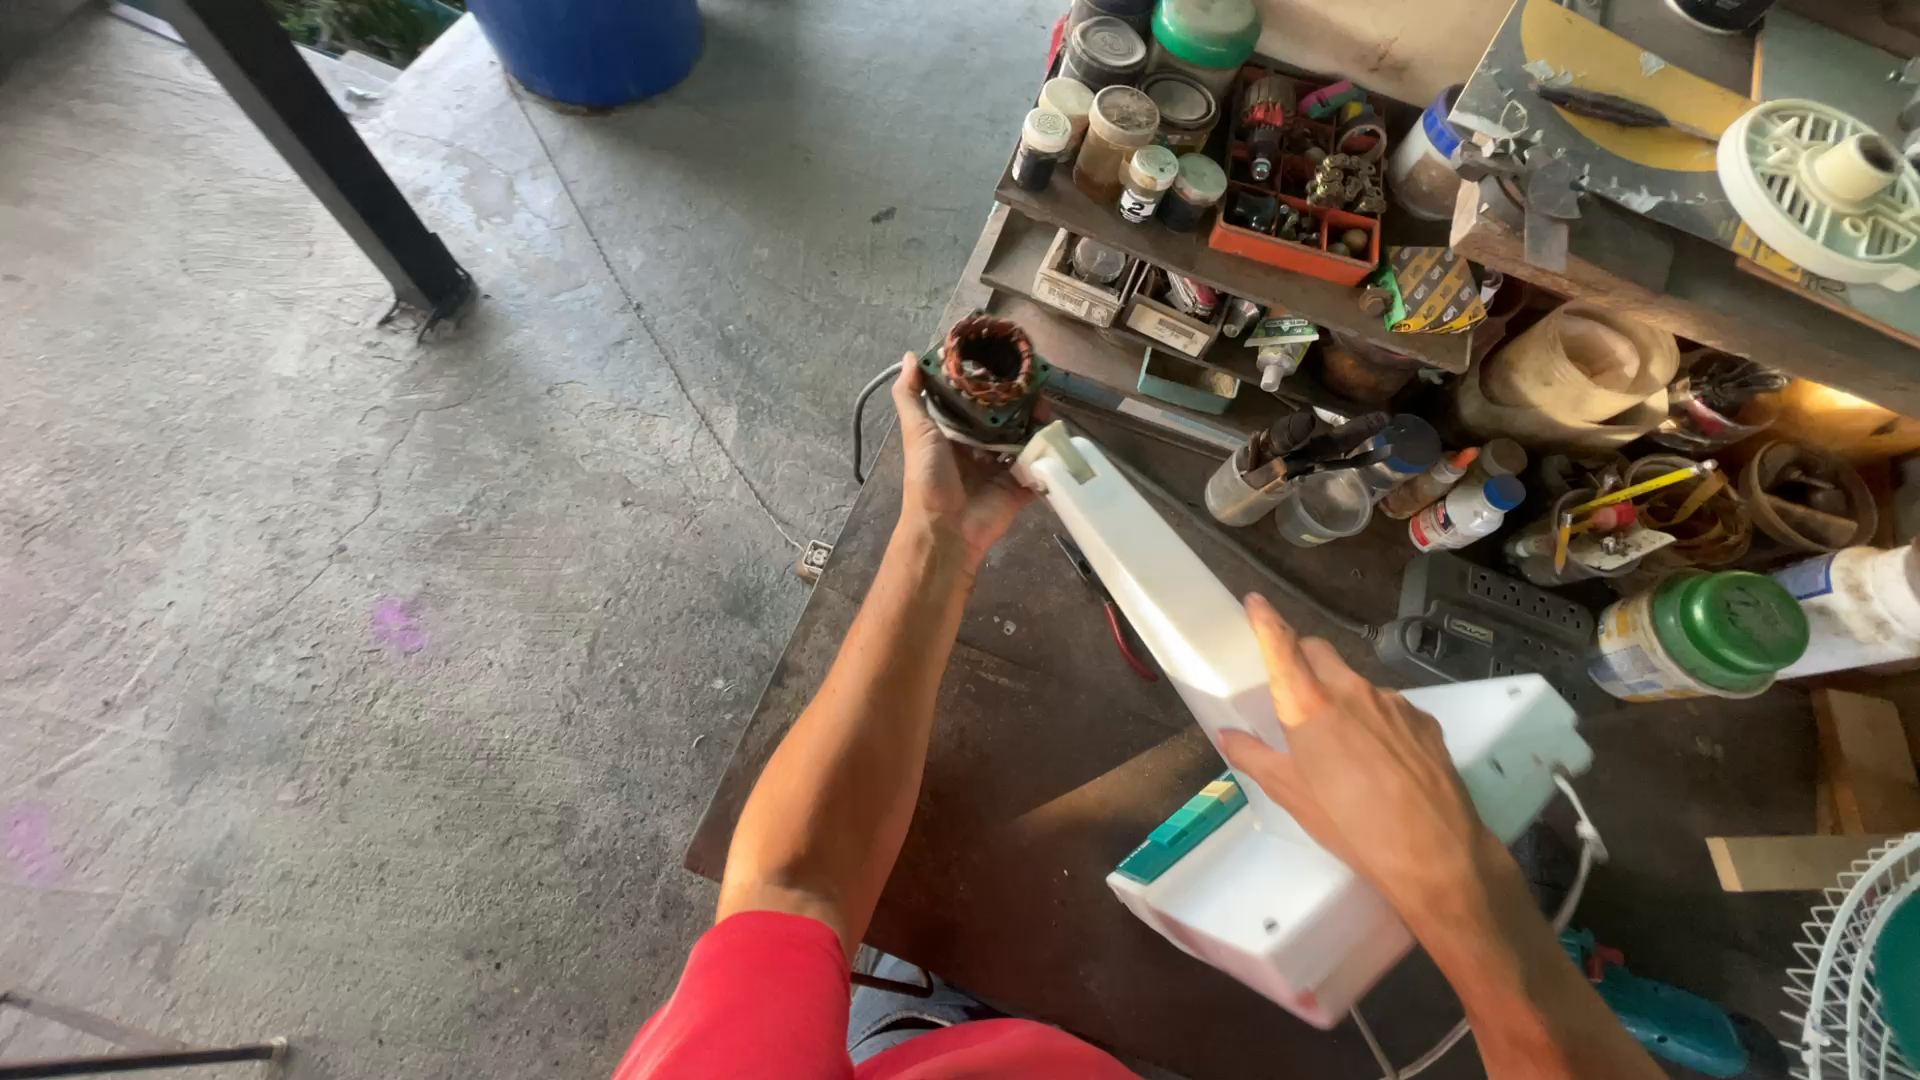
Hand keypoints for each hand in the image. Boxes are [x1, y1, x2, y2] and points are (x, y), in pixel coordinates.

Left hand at [890, 355, 1034, 568]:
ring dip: (1035, 421)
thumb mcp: (916, 431)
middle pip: (1003, 418)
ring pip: (1024, 438)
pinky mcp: (1019, 487)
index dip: (987, 384)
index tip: (1001, 361)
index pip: (974, 402)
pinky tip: (1054, 433)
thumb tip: (909, 356)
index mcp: (954, 434)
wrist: (946, 528)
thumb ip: (910, 395)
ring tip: (1044, 403)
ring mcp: (1001, 468)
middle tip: (1030, 382)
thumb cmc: (929, 477)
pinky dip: (1047, 453)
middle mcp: (979, 448)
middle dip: (1017, 401)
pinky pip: (1038, 467)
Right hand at [1218, 594, 1498, 905]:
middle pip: (1319, 651)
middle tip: (1293, 689)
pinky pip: (1389, 706)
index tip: (1255, 600)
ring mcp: (1394, 703)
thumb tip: (1229, 736)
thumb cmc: (1349, 824)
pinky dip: (1375, 718)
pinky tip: (1380, 758)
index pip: (1281, 646)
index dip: (1265, 620)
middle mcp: (1351, 691)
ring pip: (1355, 680)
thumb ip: (1253, 756)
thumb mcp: (1289, 793)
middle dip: (1302, 657)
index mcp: (1309, 705)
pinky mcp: (1425, 722)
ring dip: (1340, 693)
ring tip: (1341, 739)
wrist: (1438, 857)